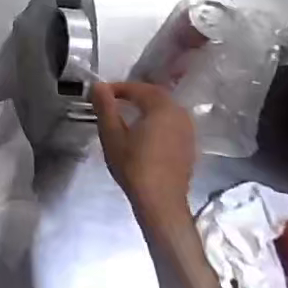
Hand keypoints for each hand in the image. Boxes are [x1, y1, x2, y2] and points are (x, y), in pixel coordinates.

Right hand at [92, 80, 195, 231]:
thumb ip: (105, 107)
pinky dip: (157, 120)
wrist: (161, 203)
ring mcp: (188, 131)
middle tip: (114, 100)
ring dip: (147, 106)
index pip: (138, 88)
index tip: (101, 94)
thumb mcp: (112, 135)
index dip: (118, 88)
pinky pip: (172, 123)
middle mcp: (179, 114)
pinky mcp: (189, 146)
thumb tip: (98, 85)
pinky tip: (145, 132)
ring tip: (127, 113)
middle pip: (155, 95)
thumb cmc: (134, 166)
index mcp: (162, 108)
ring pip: (165, 109)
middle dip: (134, 94)